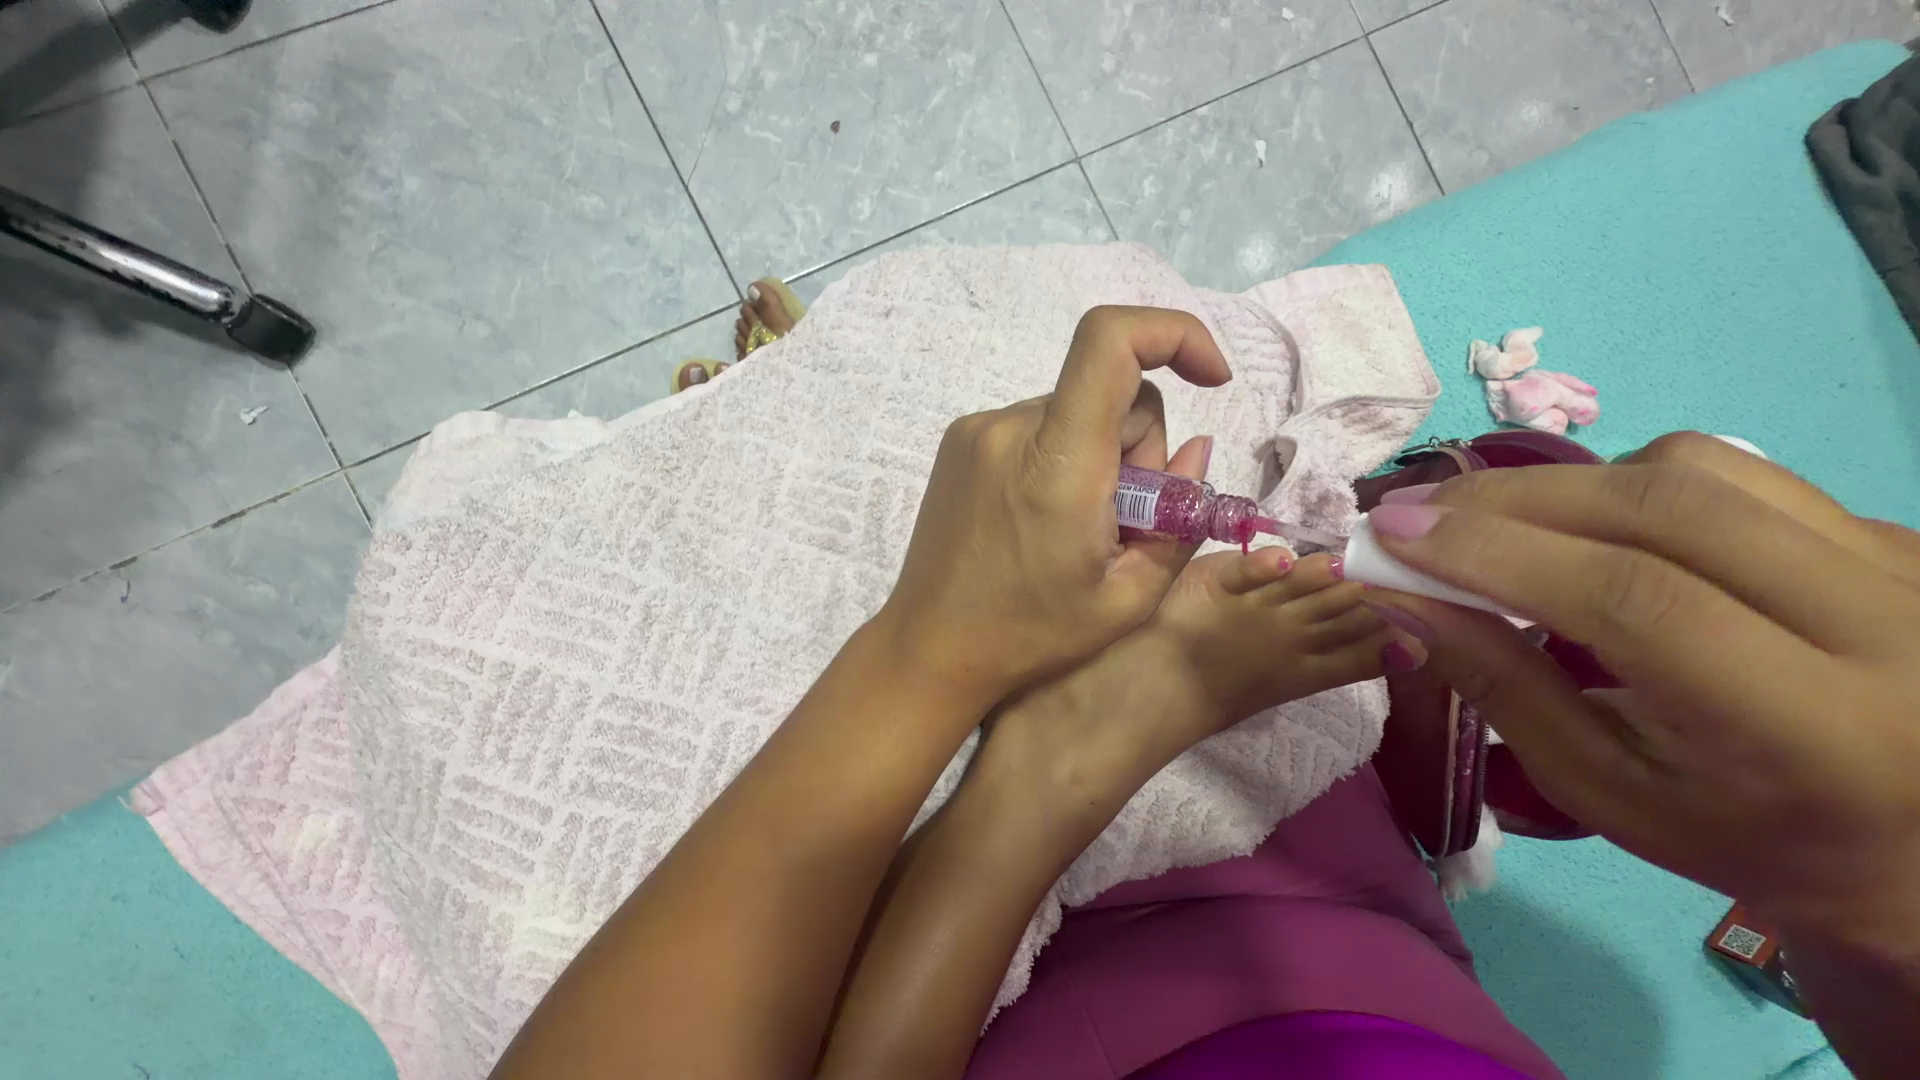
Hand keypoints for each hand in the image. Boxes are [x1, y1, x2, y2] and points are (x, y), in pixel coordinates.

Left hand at [876, 306, 1230, 706]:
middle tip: (1122, 523)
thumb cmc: (1032, 634)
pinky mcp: (961, 441)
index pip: (1110, 339)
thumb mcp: (1129, 598)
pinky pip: (1038, 425)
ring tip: (1077, 528)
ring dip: (1099, 455)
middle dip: (1138, 447)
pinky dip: (1062, 456)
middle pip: (1109, 391)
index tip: (1212, 378)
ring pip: (1076, 411)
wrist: (932, 646)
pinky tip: (1045, 516)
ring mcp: (977, 430)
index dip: (1174, 333)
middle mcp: (1010, 428)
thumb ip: (1180, 518)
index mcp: (1057, 463)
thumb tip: (1195, 448)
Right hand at [1362, 433, 1919, 947]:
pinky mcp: (1885, 530)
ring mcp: (1898, 564)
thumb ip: (1496, 682)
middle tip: (1412, 509)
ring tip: (1489, 518)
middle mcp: (1885, 627)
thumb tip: (1394, 594)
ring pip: (1696, 468)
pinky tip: (1584, 521)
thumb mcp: (1595, 784)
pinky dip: (1623, 481)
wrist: (1901, 839)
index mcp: (1810, 729)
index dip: (1496, 554)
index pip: (1634, 601)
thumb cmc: (1727, 832)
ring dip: (1562, 483)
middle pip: (1663, 509)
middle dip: (1509, 499)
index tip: (1389, 534)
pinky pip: (1731, 470)